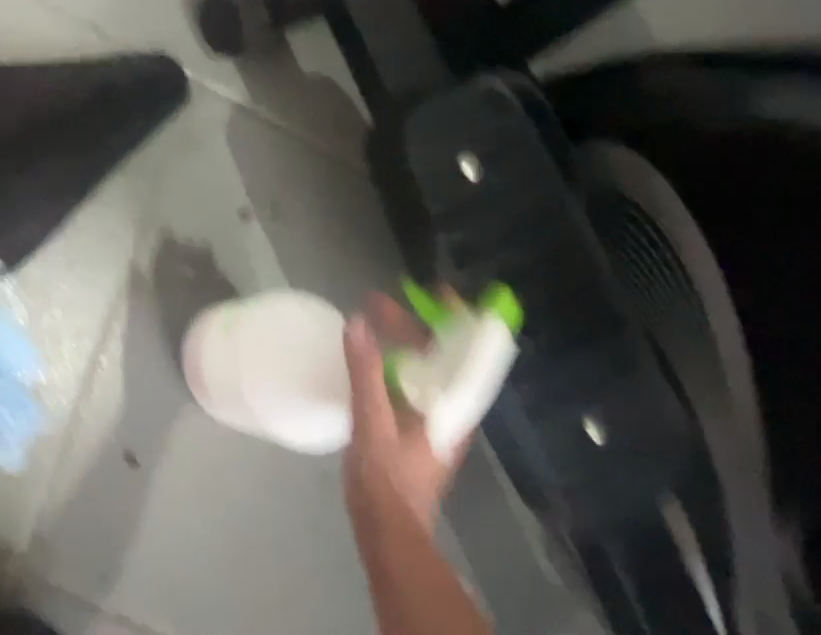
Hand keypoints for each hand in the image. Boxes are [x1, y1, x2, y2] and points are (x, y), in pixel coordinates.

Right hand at [342, 291, 470, 529]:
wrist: (389, 531)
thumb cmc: (386, 479)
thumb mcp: (372, 422)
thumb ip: (365, 373)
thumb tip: (358, 322)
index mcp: (450, 408)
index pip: (463, 354)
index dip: (454, 321)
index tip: (437, 291)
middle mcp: (448, 412)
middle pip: (440, 359)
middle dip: (415, 326)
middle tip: (379, 301)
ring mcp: (431, 423)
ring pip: (424, 372)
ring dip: (402, 343)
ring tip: (372, 322)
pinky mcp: (412, 432)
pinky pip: (408, 386)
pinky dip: (392, 365)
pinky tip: (369, 363)